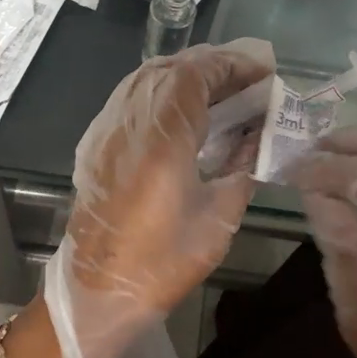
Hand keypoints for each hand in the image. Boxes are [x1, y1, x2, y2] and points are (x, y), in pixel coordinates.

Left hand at [43, 38, 273, 357]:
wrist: (94, 293)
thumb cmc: (161, 261)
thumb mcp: (219, 218)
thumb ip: (242, 167)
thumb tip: (259, 135)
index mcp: (162, 134)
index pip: (197, 73)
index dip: (231, 64)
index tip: (263, 69)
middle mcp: (130, 117)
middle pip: (172, 67)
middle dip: (213, 65)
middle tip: (248, 77)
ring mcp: (108, 125)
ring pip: (148, 75)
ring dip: (187, 73)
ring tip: (221, 87)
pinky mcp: (96, 139)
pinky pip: (132, 94)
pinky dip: (162, 88)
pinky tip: (183, 108)